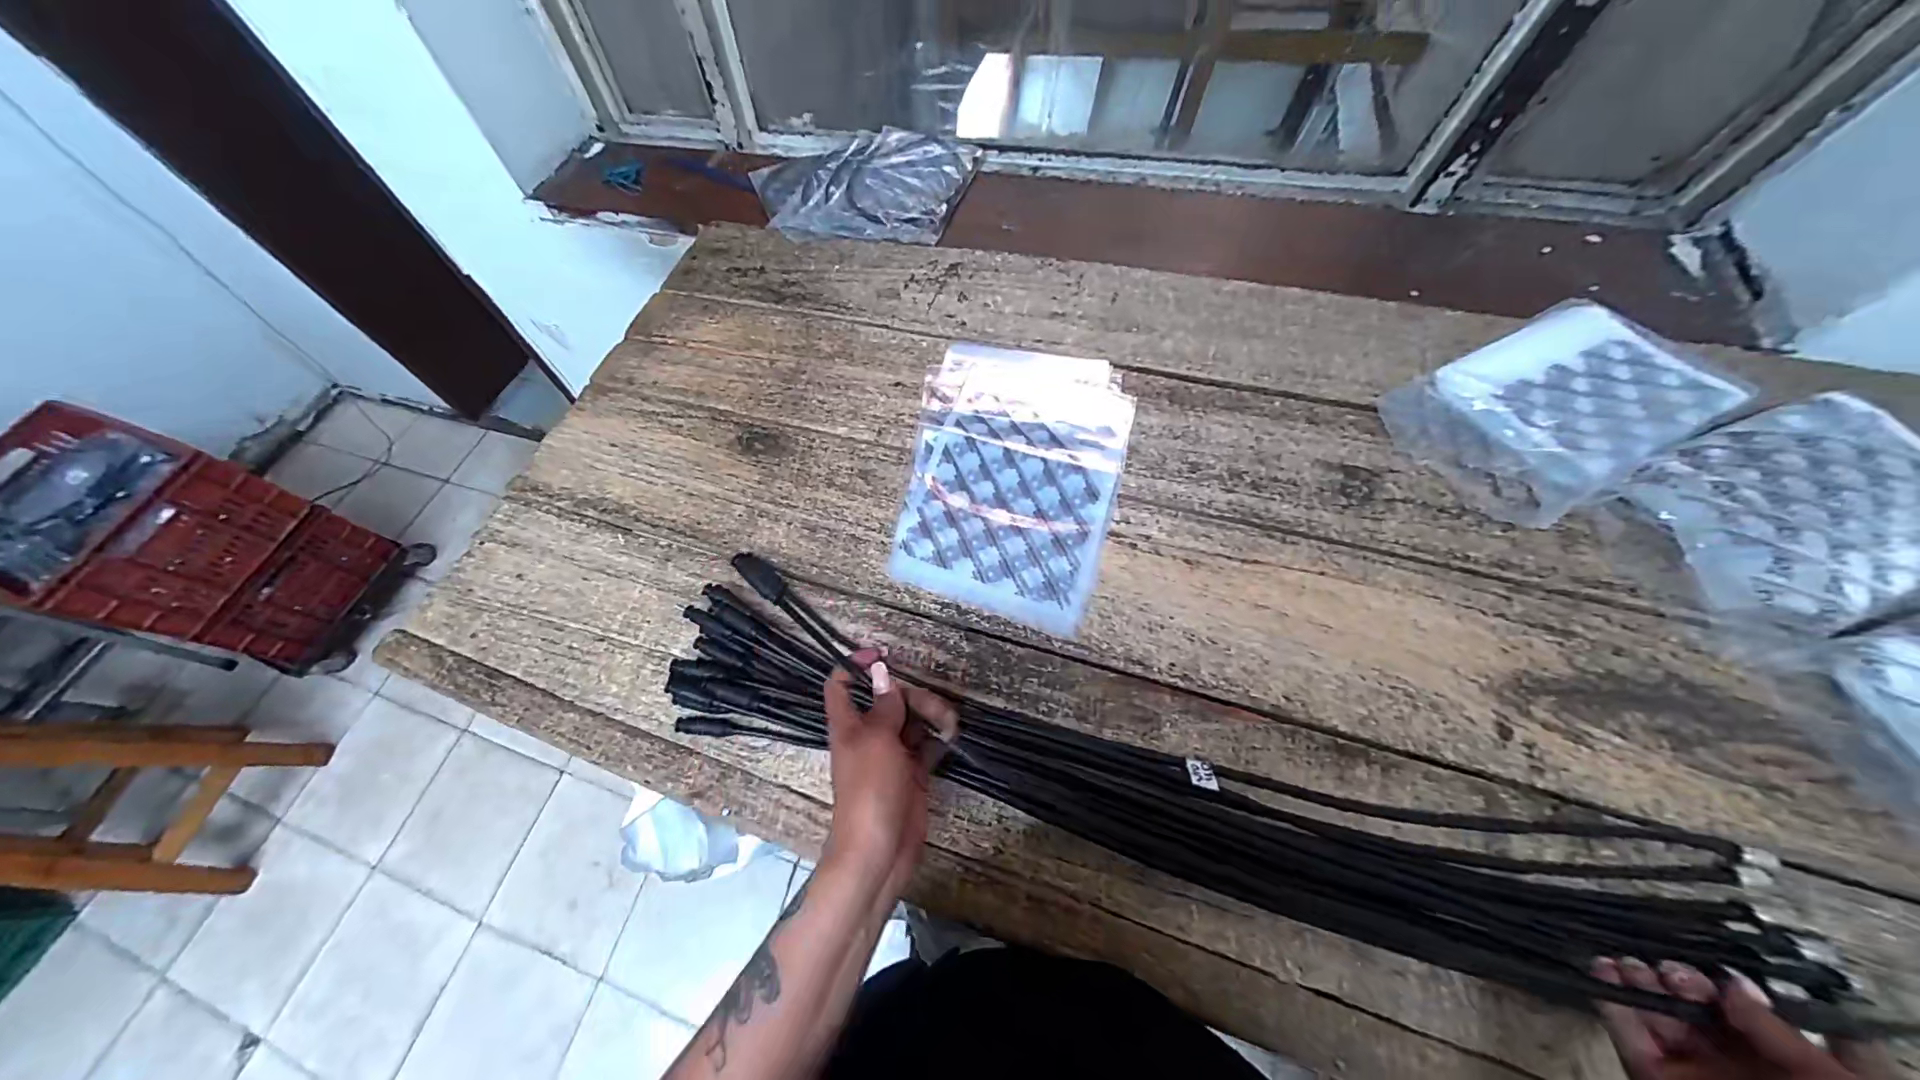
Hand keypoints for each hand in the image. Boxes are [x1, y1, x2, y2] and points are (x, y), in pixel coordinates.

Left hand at [821, 648, 957, 897]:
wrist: (880, 849)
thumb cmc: (870, 790)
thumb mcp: (876, 739)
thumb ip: (885, 706)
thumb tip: (884, 673)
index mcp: (849, 724)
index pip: (842, 685)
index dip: (856, 666)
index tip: (883, 654)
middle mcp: (869, 735)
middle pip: (890, 700)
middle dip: (914, 696)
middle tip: (932, 708)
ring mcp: (892, 755)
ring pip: (912, 721)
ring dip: (932, 716)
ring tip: (950, 727)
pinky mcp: (913, 773)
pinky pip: (927, 746)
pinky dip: (939, 739)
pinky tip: (951, 739)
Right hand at [1592, 957, 1892, 1079]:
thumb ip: (1782, 1035)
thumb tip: (1730, 983)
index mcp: (1788, 1064)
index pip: (1749, 1011)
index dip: (1730, 985)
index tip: (1720, 972)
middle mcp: (1736, 1063)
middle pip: (1695, 1007)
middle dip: (1675, 978)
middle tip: (1670, 970)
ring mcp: (1691, 1069)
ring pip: (1655, 1014)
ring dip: (1636, 982)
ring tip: (1626, 962)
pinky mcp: (1651, 1074)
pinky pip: (1626, 1036)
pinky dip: (1609, 1001)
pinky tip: (1602, 972)